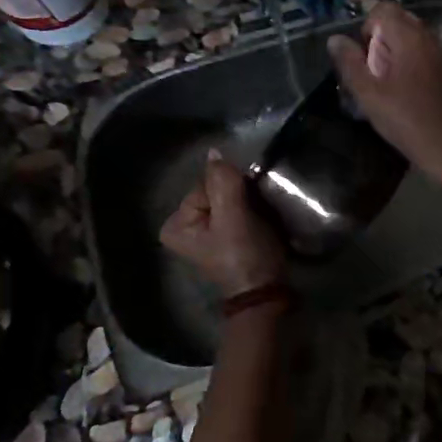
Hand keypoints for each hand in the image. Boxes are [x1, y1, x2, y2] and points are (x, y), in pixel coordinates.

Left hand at [159, 150, 286, 297]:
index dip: (231, 190)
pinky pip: (236, 212)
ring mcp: (204, 234)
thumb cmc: (245, 255)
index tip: (247, 207)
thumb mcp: (234, 216)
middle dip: (240, 196)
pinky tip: (259, 224)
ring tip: (260, 219)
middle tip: (255, 214)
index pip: (206, 185)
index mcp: (175, 223)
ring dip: (248, 204)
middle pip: (217, 192)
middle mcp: (183, 227)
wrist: (266, 290)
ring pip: (229, 201)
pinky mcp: (224, 239)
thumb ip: (223, 183)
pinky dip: (250, 213)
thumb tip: (214, 152)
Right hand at [327, 2, 441, 187]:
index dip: (367, 27)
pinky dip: (408, 58)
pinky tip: (403, 85)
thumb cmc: (403, 118)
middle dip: (380, 37)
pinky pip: (422, 50)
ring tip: (385, 78)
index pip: (383, 9)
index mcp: (409, 37)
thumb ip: (349, 62)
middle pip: (398, 19)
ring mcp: (440, 52)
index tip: (364, 56)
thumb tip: (335, 39)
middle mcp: (428, 37)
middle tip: (373, 68)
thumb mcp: (367, 92)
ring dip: (394, 48)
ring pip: (411, 35)